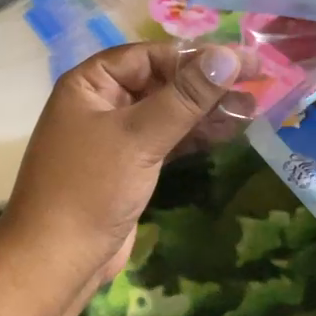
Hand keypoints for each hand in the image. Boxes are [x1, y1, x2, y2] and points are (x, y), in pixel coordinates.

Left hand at [0, 42, 242, 280]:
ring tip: (253, 108)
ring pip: (166, 112)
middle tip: (258, 82)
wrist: (57, 260)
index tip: (243, 61)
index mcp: (89, 84)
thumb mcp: (140, 137)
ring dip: (206, 111)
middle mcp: (99, 103)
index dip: (196, 56)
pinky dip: (194, 136)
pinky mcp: (128, 167)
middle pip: (160, 81)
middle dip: (205, 84)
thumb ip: (185, 96)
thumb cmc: (91, 188)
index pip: (149, 55)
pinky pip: (165, 140)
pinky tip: (229, 131)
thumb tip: (229, 56)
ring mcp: (114, 137)